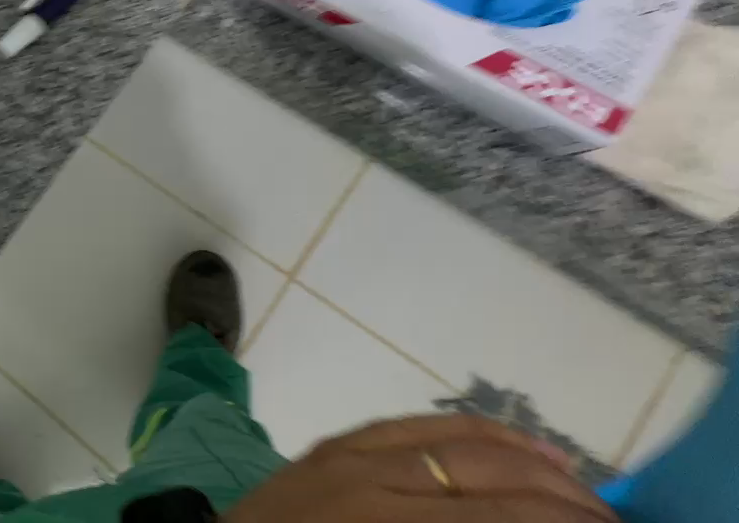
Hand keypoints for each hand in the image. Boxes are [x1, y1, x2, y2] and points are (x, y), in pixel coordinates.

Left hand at [224, 415, 617, 522]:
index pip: (501, 518)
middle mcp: (372, 482)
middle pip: (481, 472)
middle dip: (557, 494)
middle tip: (609, 518)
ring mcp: (346, 456)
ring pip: (443, 438)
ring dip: (515, 453)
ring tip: (573, 475)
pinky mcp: (328, 445)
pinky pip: (399, 424)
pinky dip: (454, 428)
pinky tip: (491, 438)